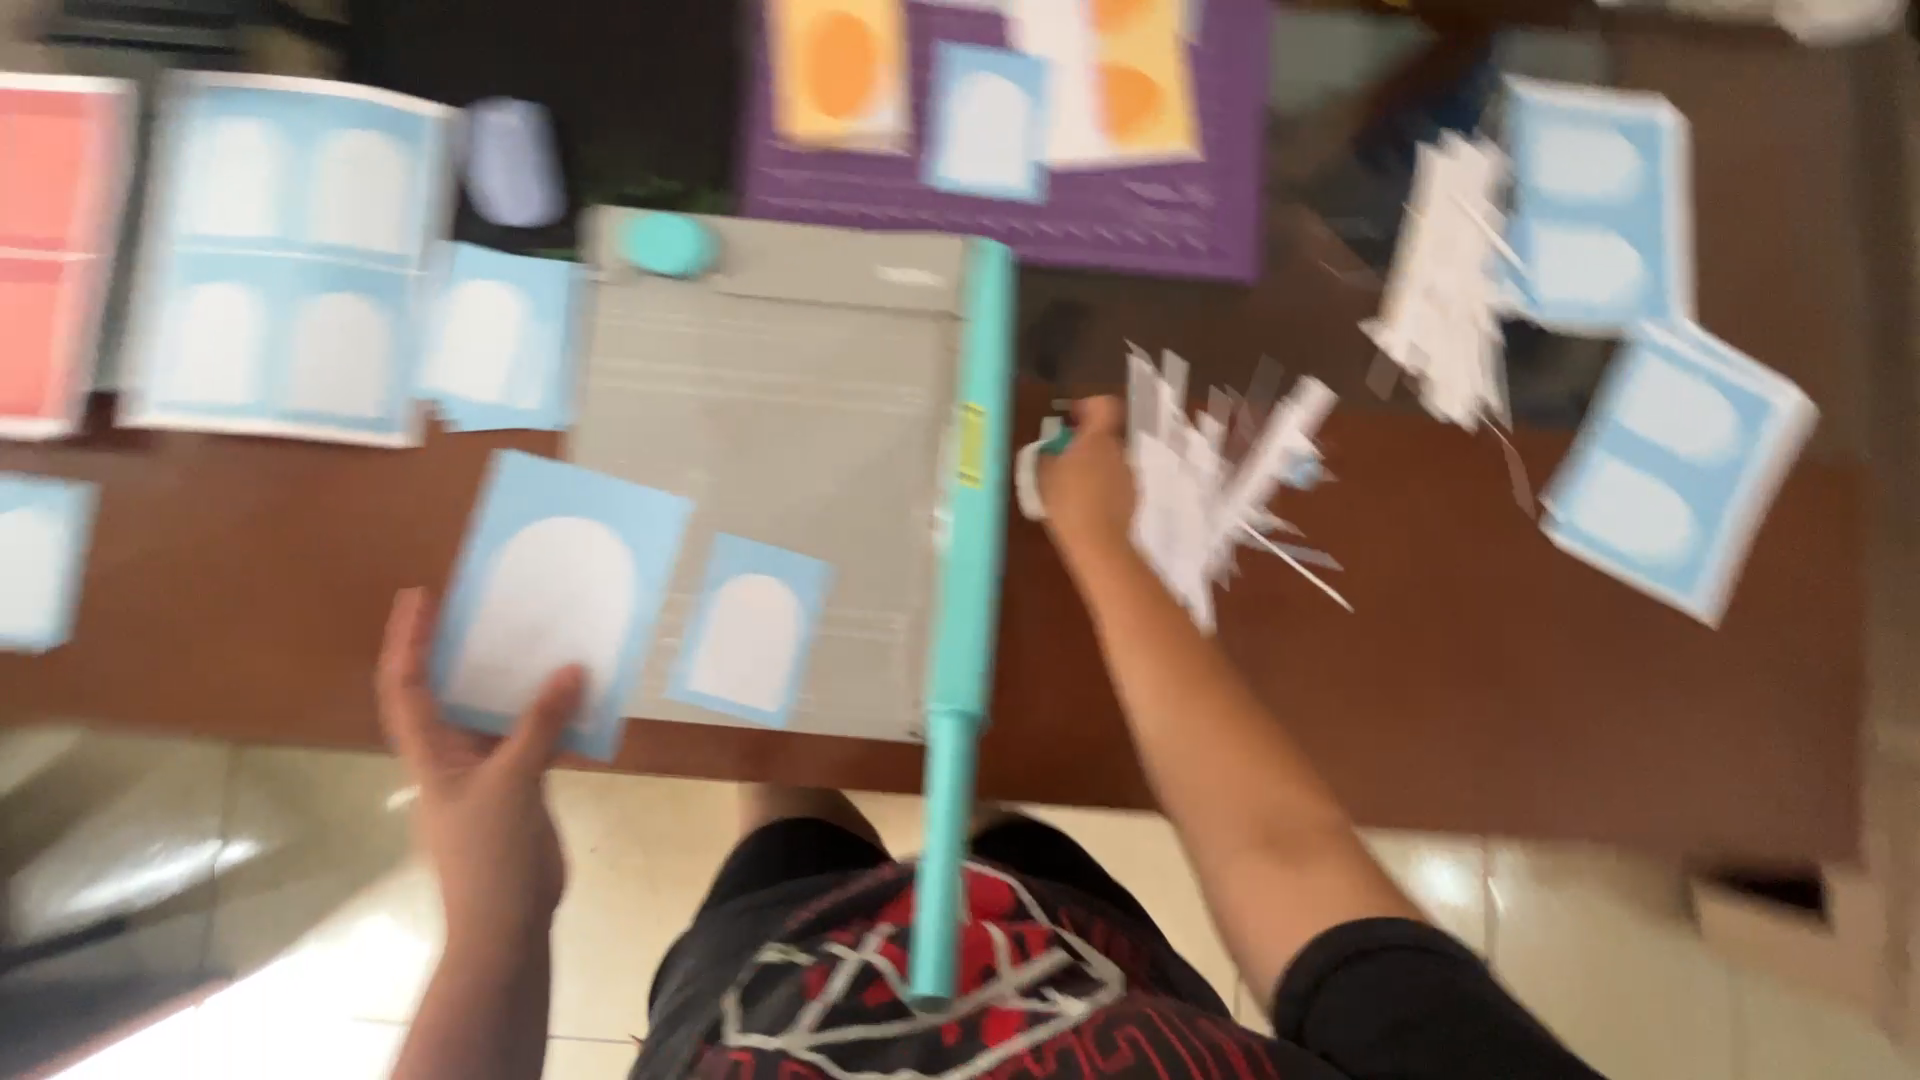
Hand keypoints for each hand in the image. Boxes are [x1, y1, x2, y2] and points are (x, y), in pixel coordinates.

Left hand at [376, 588, 585, 944]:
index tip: (421, 595)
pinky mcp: (522, 782)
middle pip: (449, 689)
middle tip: (488, 603)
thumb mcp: (512, 782)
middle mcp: (453, 753)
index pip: (406, 685)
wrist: (505, 917)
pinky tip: (581, 692)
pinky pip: (535, 732)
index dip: (408, 640)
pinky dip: (554, 710)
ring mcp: (488, 768)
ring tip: (541, 636)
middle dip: (461, 647)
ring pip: (498, 709)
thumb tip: (572, 668)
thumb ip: (541, 724)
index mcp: (431, 751)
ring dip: (517, 677)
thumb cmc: (488, 853)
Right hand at [1038, 396, 1135, 567]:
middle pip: (1104, 435)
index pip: (1103, 405)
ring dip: (1095, 466)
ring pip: (1110, 459)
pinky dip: (1104, 486)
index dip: (1088, 406)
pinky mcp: (1134, 495)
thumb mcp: (1043, 476)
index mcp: (1096, 439)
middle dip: (1086, 443)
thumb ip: (1046, 455)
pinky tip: (1088, 504)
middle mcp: (1118, 450)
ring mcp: (1129, 473)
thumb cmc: (1066, 503)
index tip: (1072, 419)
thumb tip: (1050, 450)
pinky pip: (1116, 481)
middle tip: (1064, 459)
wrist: (1098, 541)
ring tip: (1074, 487)